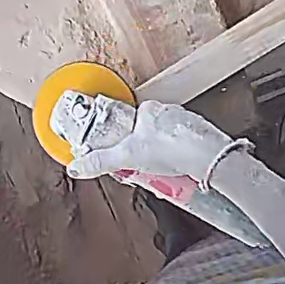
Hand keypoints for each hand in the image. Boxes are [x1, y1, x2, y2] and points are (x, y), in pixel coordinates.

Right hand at [65, 100, 234, 180]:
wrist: (208, 157)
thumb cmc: (171, 148)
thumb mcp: (128, 157)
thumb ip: (101, 161)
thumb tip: (76, 167)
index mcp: (149, 110)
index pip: (131, 123)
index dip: (127, 141)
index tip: (126, 154)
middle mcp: (169, 113)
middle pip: (149, 135)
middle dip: (146, 154)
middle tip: (145, 168)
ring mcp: (186, 125)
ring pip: (168, 143)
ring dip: (165, 159)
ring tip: (164, 174)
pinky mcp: (200, 138)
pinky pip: (185, 150)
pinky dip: (181, 161)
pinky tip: (180, 173)